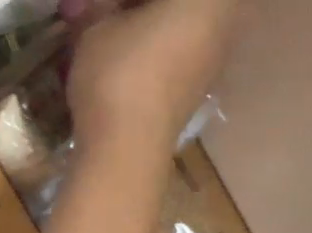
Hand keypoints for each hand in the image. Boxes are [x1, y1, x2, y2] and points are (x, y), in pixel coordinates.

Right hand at [64, 0, 243, 153]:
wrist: (129, 140)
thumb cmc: (116, 75)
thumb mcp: (93, 35)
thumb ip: (93, 10)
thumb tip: (80, 3)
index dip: (118, 3)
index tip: (99, 10)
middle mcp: (231, 8)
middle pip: (179, 5)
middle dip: (139, 11)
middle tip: (107, 19)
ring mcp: (226, 41)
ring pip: (188, 21)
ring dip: (153, 27)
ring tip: (117, 42)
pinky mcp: (210, 72)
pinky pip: (188, 45)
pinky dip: (162, 47)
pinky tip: (132, 65)